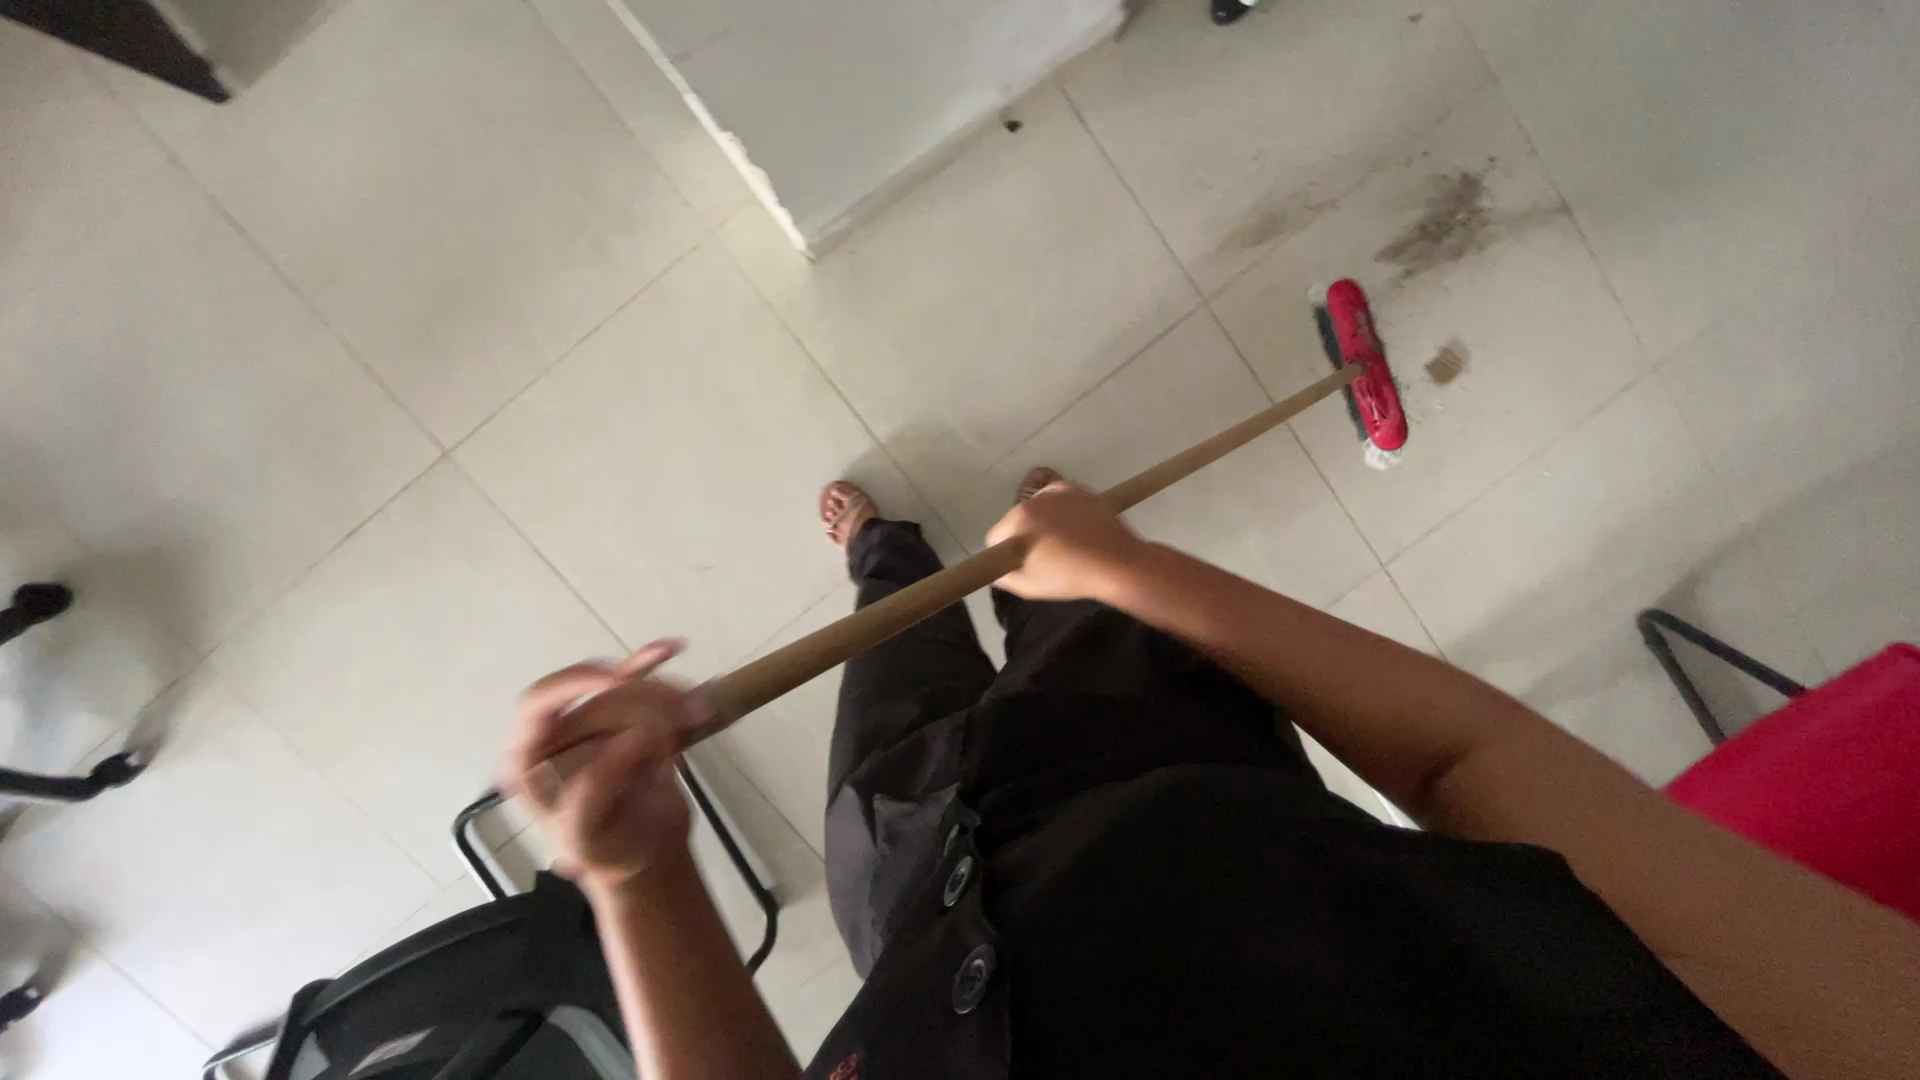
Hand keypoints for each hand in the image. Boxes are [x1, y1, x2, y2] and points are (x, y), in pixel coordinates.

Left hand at [501, 639, 705, 890]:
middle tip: (683, 724)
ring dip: (669, 696)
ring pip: (632, 688)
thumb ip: (595, 792)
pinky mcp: (627, 718)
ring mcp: (594, 724)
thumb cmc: (610, 853)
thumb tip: (635, 737)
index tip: (617, 680)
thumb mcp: (590, 838)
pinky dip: (654, 664)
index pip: (537, 703)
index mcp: (529, 762)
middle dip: (645, 704)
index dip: (574, 684)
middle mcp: (557, 735)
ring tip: (696, 717)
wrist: (649, 856)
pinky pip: (639, 681)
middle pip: (602, 695)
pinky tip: (671, 648)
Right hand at [986, 481, 1146, 601]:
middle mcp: (1035, 498)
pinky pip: (1057, 499)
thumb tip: (998, 568)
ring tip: (1062, 542)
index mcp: (1019, 519)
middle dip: (1024, 535)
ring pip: (1036, 508)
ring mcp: (1059, 490)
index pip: (995, 536)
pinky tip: (1072, 526)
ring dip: (1041, 521)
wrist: (1116, 563)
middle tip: (1045, 556)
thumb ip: (1002, 576)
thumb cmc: (1070, 577)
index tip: (1022, 564)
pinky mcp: (1079, 489)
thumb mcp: (1027, 587)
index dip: (1005, 554)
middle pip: (1016, 520)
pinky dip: (1060, 510)